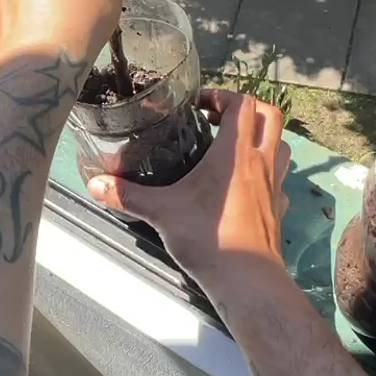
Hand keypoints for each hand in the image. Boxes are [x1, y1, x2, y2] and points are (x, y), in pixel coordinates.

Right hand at [87, 90, 291, 279]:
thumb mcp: (161, 212)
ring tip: (232, 148)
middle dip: (246, 110)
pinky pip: (278, 180)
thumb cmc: (207, 237)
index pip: (242, 104)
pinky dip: (265, 173)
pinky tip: (244, 187)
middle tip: (217, 119)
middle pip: (270, 117)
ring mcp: (274, 186)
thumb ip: (128, 195)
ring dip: (260, 138)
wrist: (246, 279)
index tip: (199, 105)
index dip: (222, 96)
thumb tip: (95, 184)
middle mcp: (260, 163)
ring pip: (280, 146)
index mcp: (235, 153)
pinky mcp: (278, 209)